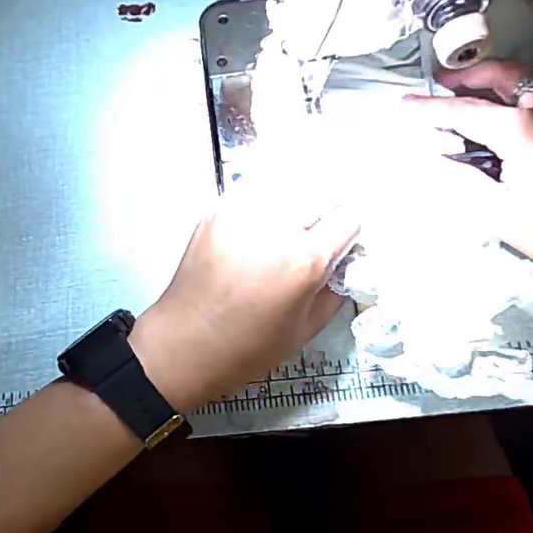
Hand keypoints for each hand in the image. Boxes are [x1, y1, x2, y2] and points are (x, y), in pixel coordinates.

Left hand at [129, 191, 358, 411]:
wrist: (184, 345)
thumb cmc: (249, 348)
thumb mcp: (306, 329)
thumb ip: (335, 291)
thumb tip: (346, 264)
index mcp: (304, 259)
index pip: (347, 218)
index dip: (348, 232)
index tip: (340, 243)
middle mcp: (277, 228)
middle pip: (320, 194)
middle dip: (324, 213)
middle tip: (316, 234)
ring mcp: (243, 213)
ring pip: (287, 184)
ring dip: (296, 201)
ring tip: (290, 226)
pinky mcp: (218, 210)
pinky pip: (255, 190)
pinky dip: (267, 200)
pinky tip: (263, 225)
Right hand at [406, 60, 532, 334]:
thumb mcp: (505, 219)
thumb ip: (464, 183)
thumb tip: (437, 158)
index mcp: (523, 130)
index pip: (464, 112)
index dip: (430, 109)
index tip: (407, 103)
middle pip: (507, 75)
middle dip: (474, 75)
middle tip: (454, 82)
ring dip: (521, 83)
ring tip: (508, 97)